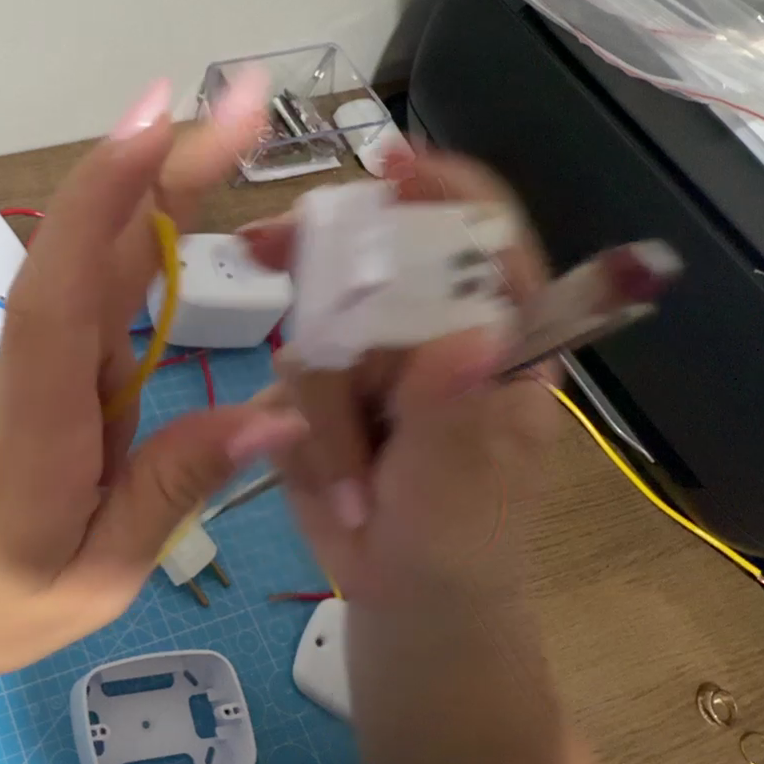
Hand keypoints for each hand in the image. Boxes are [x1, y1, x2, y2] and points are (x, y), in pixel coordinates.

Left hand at [0, 75, 307, 700]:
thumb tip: (273, 413)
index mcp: (35, 430)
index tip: (156, 120)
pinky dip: (127, 275)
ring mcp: (7, 376)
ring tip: (225, 150)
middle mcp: (16, 380)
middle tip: (241, 110)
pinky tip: (172, 253)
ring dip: (149, 213)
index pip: (59, 295)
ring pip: (82, 285)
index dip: (102, 201)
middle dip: (156, 175)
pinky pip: (75, 322)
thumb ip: (171, 488)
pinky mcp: (11, 386)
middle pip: (81, 263)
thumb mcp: (96, 575)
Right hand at [236, 152, 563, 595]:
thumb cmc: (460, 542)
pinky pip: (284, 386)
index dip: (442, 195)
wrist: (401, 599)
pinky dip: (297, 433)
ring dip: (323, 413)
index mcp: (496, 341)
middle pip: (372, 268)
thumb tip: (468, 330)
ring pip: (313, 337)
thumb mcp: (463, 484)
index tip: (390, 164)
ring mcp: (365, 365)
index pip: (480, 243)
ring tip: (351, 482)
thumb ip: (455, 411)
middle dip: (322, 261)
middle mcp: (426, 336)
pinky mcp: (312, 396)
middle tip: (266, 246)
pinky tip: (328, 480)